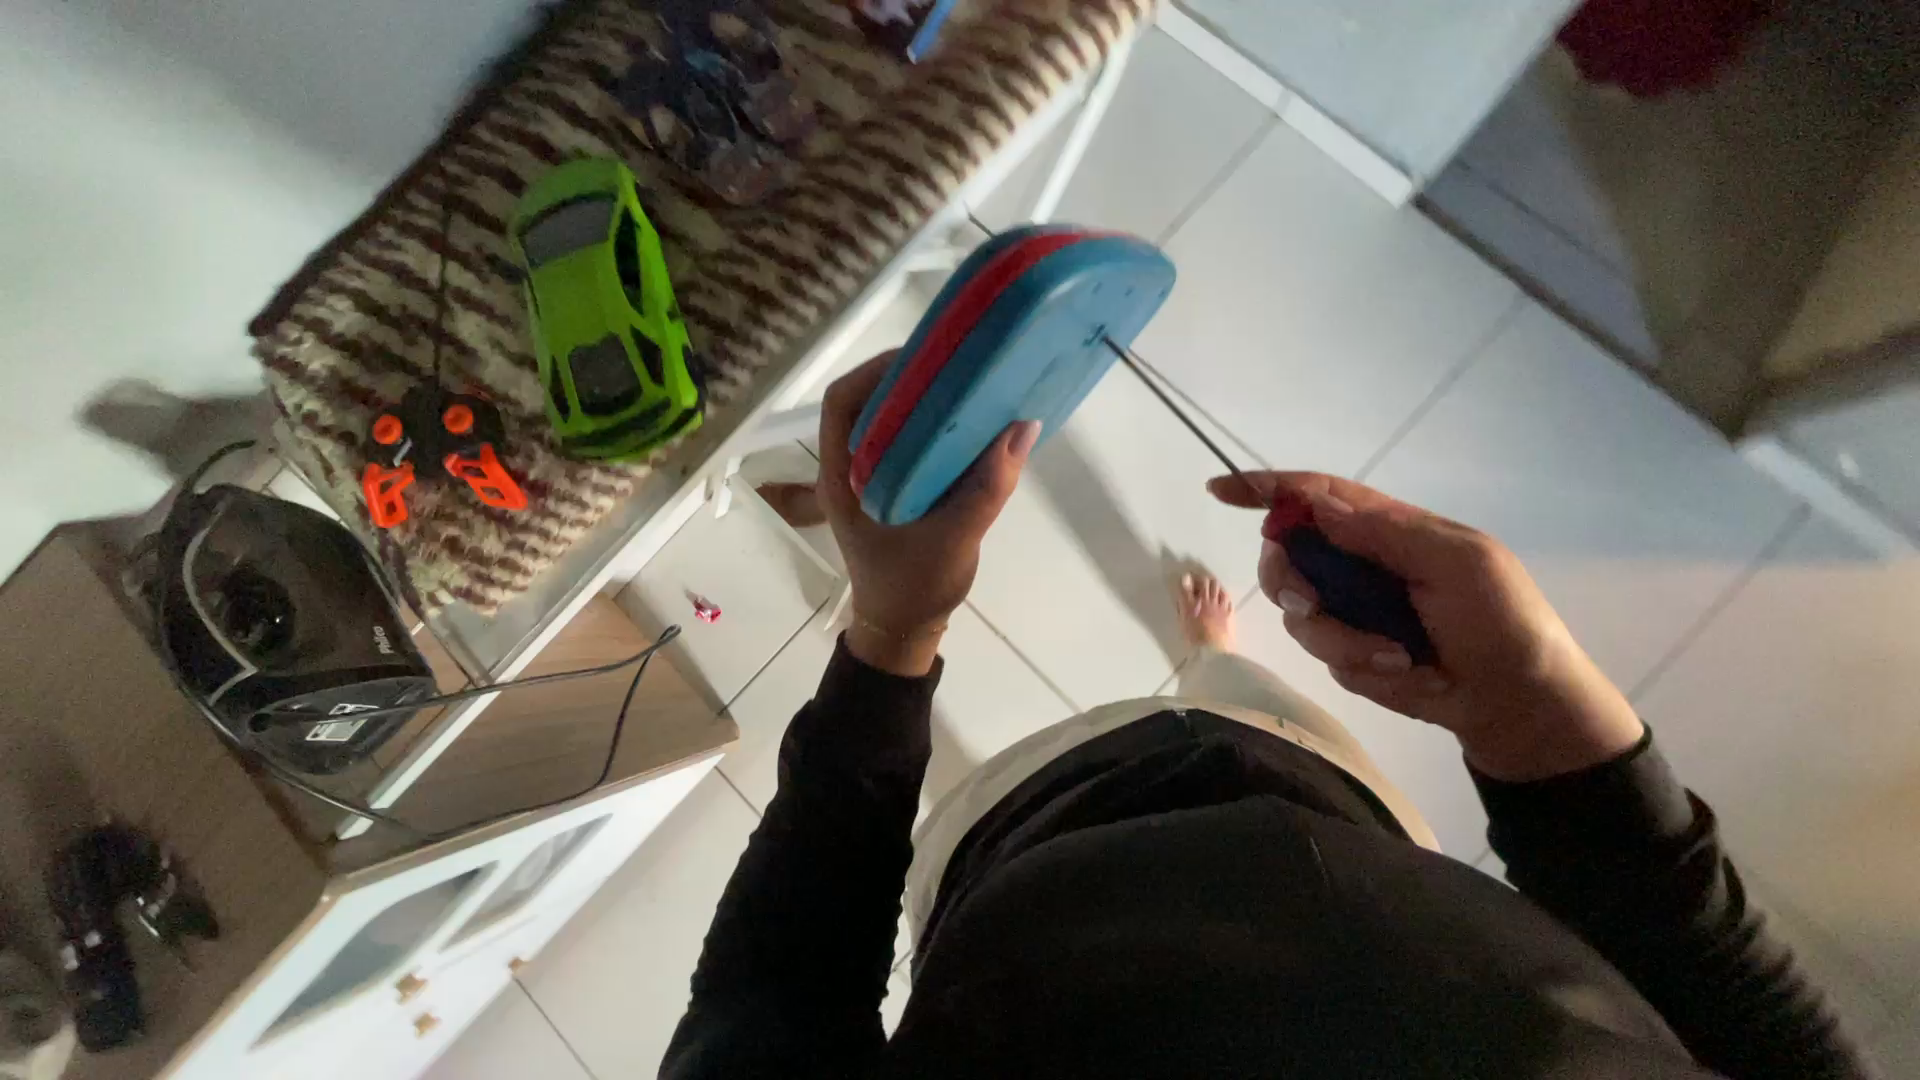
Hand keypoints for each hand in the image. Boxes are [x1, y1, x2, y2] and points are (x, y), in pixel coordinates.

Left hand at [818, 353, 1040, 675]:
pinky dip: (937, 430)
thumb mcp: (952, 541)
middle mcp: (851, 469)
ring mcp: (872, 479)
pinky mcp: (896, 489)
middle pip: (869, 404)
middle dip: (911, 379)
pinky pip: (911, 446)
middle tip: (959, 365)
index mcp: (842, 477)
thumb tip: (1023, 427)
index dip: (877, 371)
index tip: (925, 358)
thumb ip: (985, 489)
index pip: (843, 403)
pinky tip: (972, 425)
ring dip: (925, 402)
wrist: (905, 631)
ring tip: (969, 385)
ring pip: (891, 423)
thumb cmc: (913, 589)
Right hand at [1208, 471, 1643, 780]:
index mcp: (1386, 528)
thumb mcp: (1462, 564)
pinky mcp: (1348, 649)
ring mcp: (1350, 608)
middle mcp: (1357, 562)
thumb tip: (1314, 505)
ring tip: (1399, 660)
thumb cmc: (1505, 623)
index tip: (1219, 490)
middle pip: (1286, 556)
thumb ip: (1388, 532)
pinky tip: (1404, 673)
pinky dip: (1360, 666)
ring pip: (1299, 614)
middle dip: (1294, 583)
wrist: (1519, 705)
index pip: (1313, 496)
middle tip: (1316, 605)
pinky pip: (1322, 653)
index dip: (1264, 490)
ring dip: (1343, 640)